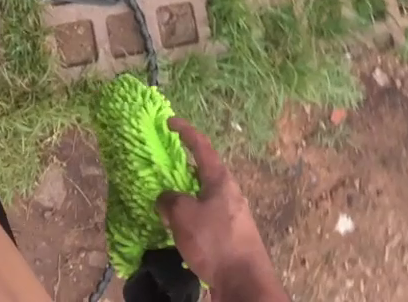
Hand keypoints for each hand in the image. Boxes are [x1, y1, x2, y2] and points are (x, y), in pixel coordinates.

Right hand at [157, 118, 286, 300]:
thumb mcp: (183, 214)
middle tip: (161, 168)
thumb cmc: (215, 241)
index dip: (185, 130)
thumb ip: (169, 200)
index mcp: (220, 179)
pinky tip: (178, 230)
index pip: (201, 145)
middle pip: (203, 172)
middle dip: (182, 168)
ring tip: (165, 202)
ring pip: (203, 197)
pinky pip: (206, 218)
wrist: (245, 286)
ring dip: (184, 196)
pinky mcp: (231, 239)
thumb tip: (166, 199)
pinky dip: (190, 218)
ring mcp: (232, 217)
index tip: (169, 121)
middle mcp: (229, 194)